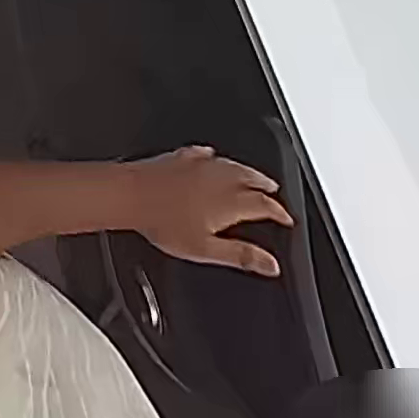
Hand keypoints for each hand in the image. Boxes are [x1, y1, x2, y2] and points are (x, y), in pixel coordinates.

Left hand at [127, 145, 293, 276]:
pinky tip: (211, 157)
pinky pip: (204, 153)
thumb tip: (269, 264)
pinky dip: (214, 157)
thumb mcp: (205, 249)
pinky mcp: (181, 156)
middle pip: (251, 179)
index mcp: (227, 201)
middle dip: (266, 186)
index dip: (278, 212)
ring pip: (231, 164)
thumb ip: (240, 255)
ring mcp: (198, 164)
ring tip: (253, 175)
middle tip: (274, 191)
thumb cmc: (163, 222)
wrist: (133, 194)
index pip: (263, 204)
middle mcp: (217, 178)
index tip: (285, 217)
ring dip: (246, 170)